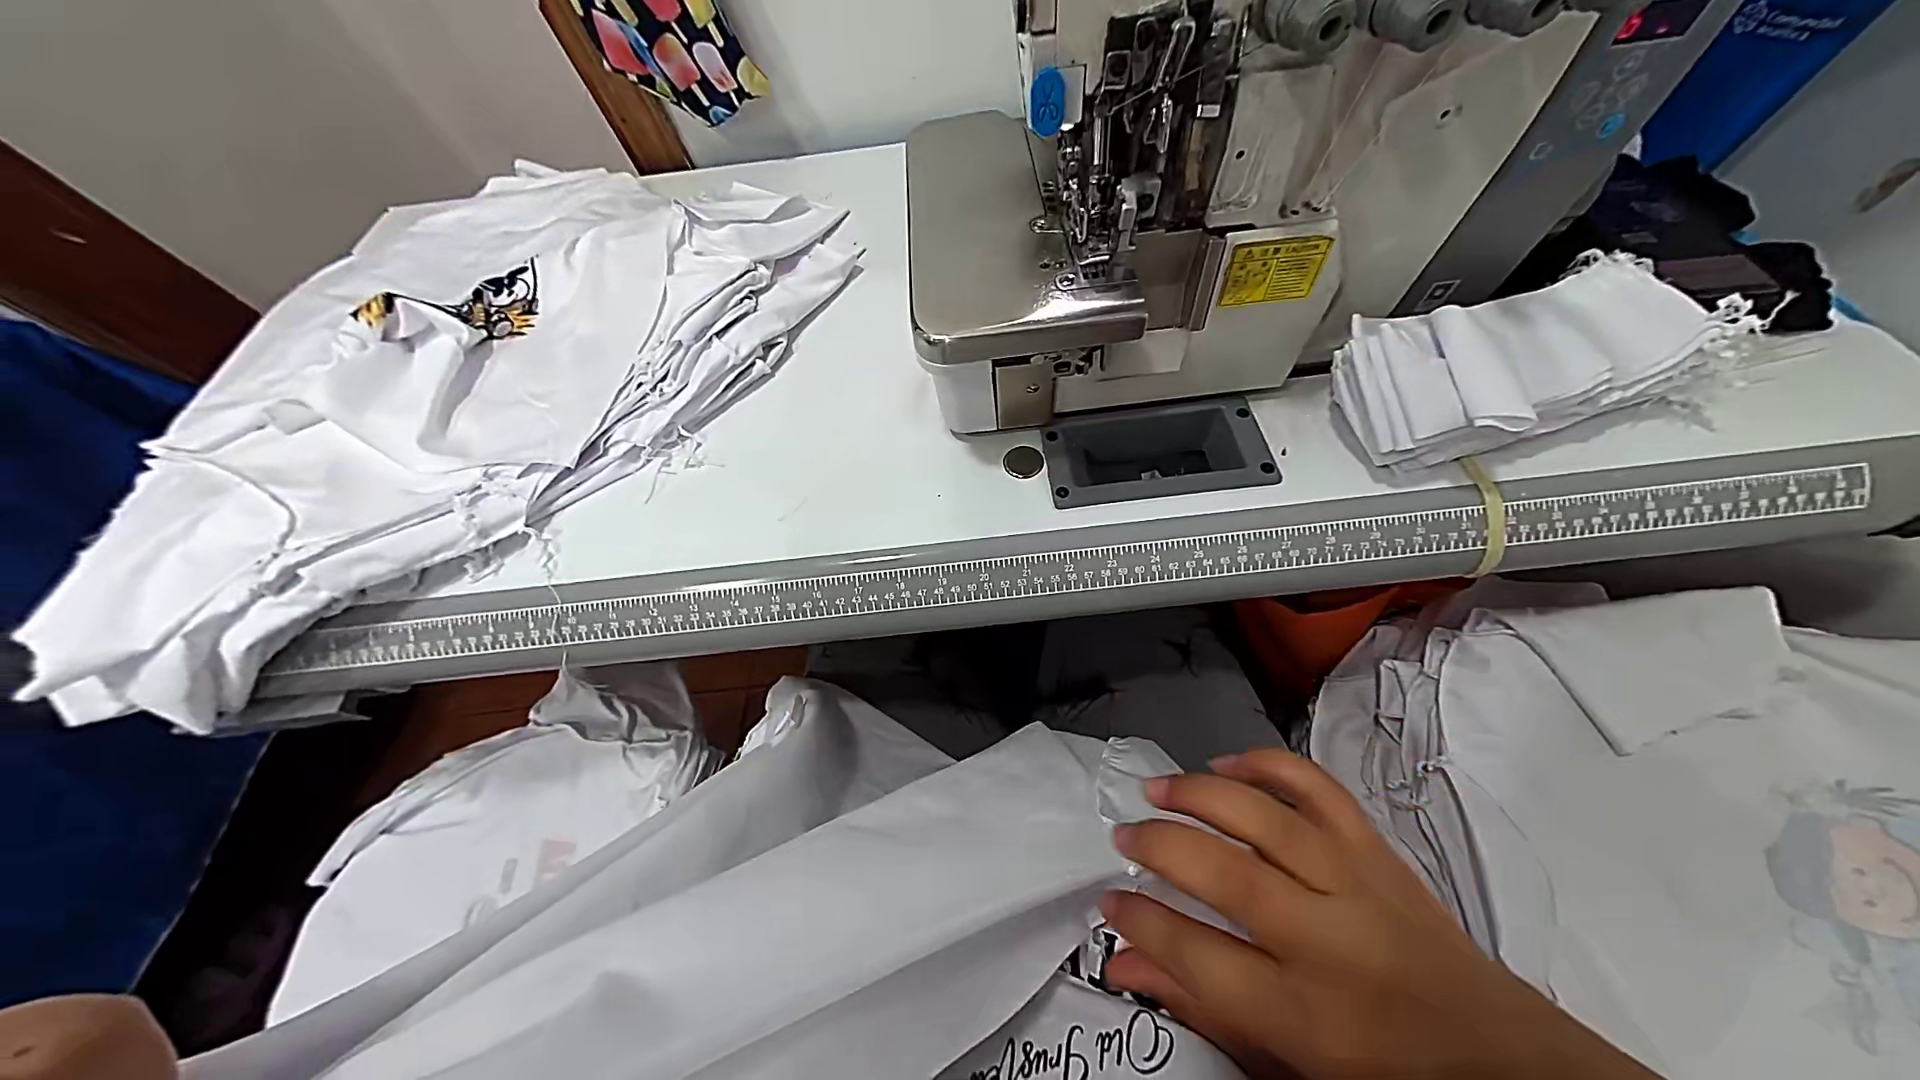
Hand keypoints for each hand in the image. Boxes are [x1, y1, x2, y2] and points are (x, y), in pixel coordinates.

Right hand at [1099, 749, 1660, 1079]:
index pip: (1198, 954)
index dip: (1140, 920)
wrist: (1495, 1053)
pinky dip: (1268, 764)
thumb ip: (1198, 1003)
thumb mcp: (1282, 1057)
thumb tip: (1122, 962)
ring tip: (1157, 789)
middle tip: (1124, 838)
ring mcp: (1356, 883)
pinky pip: (1319, 789)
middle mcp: (1327, 939)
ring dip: (1199, 794)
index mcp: (1302, 1012)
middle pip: (1226, 874)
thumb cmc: (1376, 1062)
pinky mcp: (1377, 850)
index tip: (1109, 901)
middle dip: (1160, 847)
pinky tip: (1227, 763)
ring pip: (1266, 820)